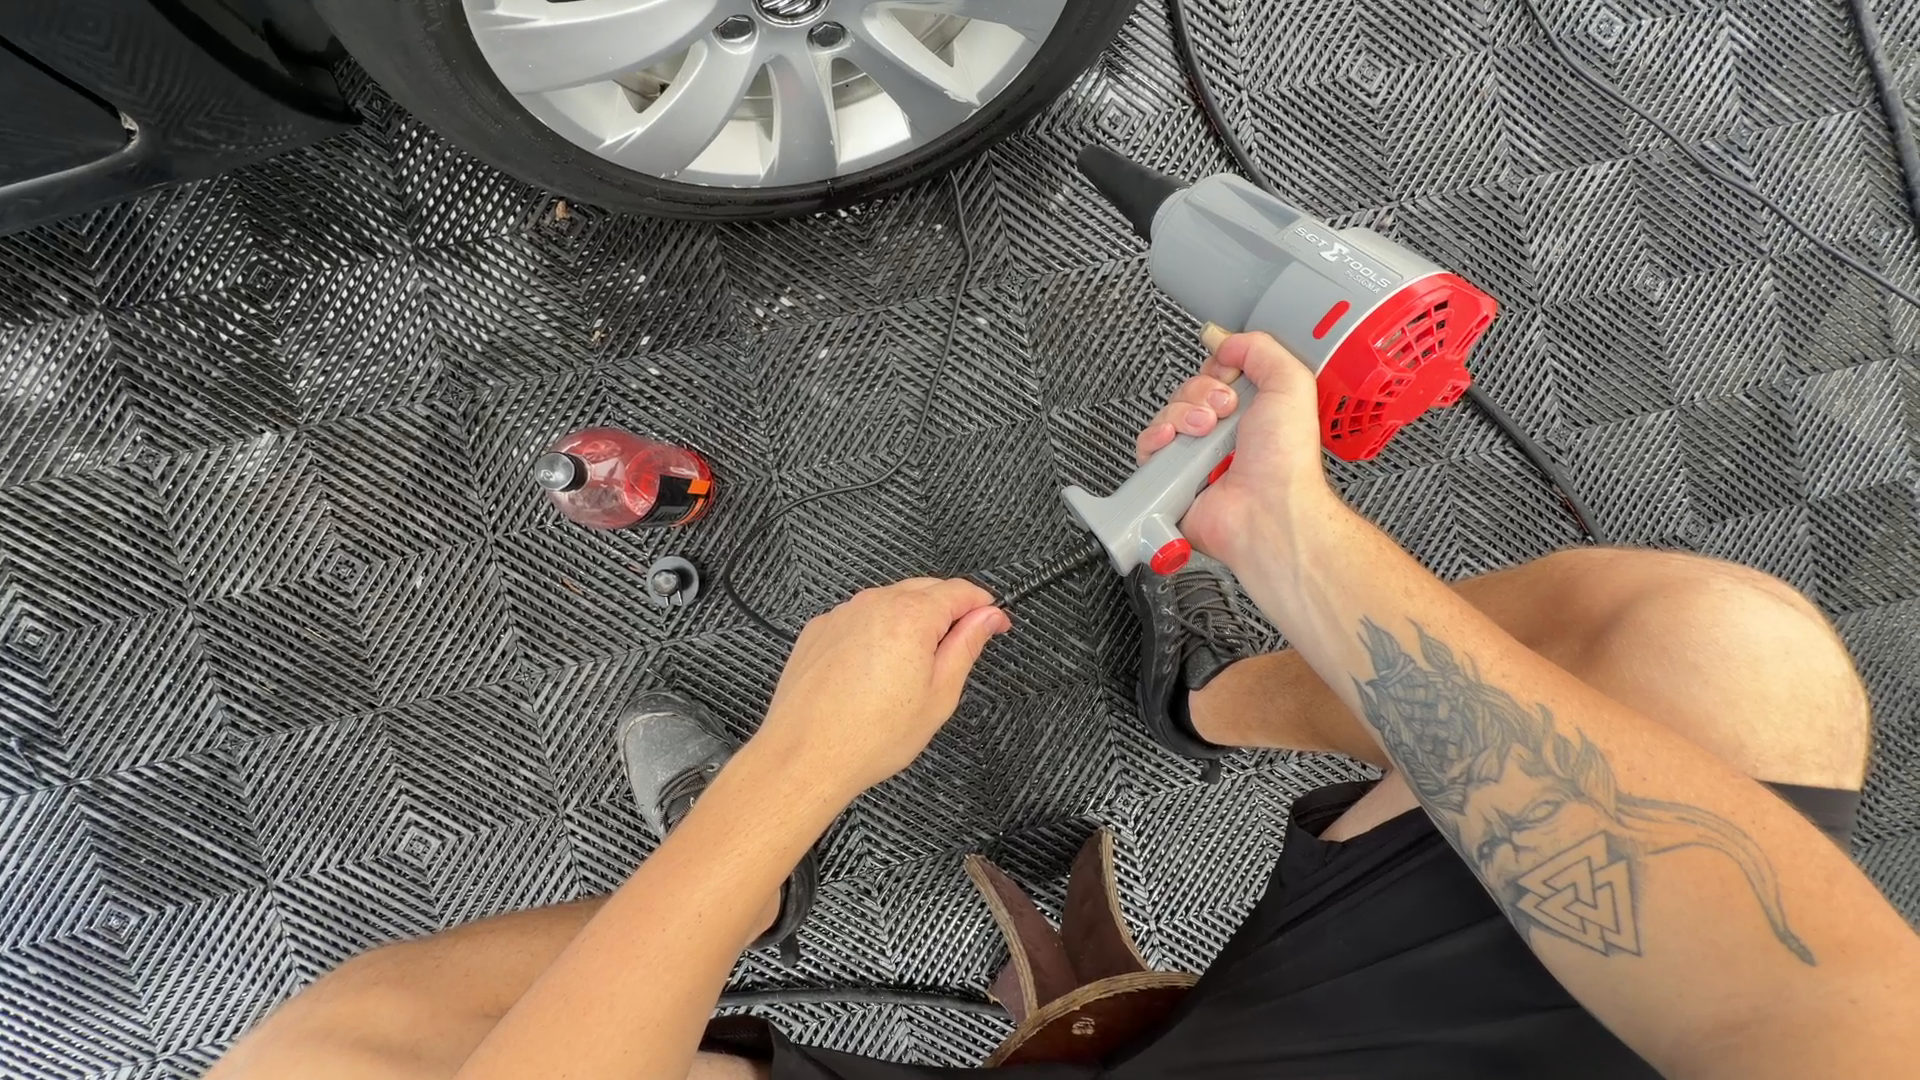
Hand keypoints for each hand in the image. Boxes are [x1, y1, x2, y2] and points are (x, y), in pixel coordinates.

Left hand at [751, 578, 1009, 798]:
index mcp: (910, 616)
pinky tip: (874, 671)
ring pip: (891, 602)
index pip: (960, 590)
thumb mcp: (939, 695)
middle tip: (957, 650)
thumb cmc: (870, 736)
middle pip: (926, 590)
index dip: (983, 606)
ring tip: (910, 670)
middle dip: (948, 612)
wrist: (805, 756)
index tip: (994, 623)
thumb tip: (988, 616)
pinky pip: (860, 618)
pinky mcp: (819, 629)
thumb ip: (967, 646)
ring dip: (910, 621)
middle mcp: (874, 603)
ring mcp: (843, 613)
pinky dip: (875, 633)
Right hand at [1134, 327, 1331, 564]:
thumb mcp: (1291, 384)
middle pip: (1187, 391)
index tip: (1231, 378)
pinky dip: (1156, 439)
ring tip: (1205, 433)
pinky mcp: (1170, 476)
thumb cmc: (1286, 463)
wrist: (1265, 509)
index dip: (1218, 370)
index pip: (1215, 374)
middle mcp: (1221, 433)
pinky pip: (1147, 446)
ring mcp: (1194, 455)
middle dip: (1200, 393)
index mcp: (1251, 411)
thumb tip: (1223, 338)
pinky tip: (1175, 443)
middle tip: (1223, 411)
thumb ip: (1260, 349)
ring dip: (1183, 415)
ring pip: (1166, 414)